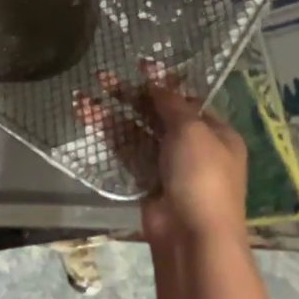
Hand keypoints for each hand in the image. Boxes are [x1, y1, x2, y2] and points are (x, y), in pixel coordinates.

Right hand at [79, 62, 247, 246]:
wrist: (191, 232)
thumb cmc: (201, 176)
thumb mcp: (192, 132)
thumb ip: (172, 104)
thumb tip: (156, 81)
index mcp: (217, 134)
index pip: (187, 100)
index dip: (162, 82)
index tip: (138, 65)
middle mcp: (195, 146)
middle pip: (158, 113)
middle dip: (130, 95)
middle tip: (101, 78)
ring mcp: (169, 163)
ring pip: (137, 131)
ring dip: (111, 114)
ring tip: (82, 99)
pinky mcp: (147, 177)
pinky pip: (126, 149)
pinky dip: (108, 134)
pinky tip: (87, 120)